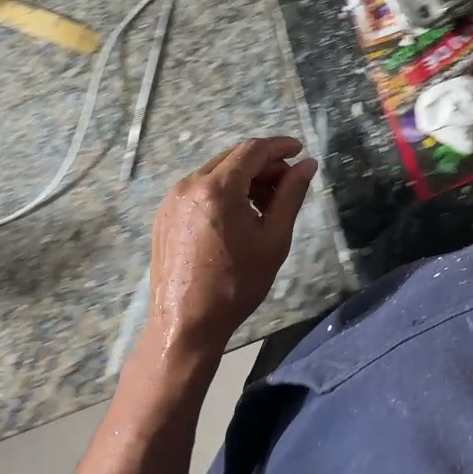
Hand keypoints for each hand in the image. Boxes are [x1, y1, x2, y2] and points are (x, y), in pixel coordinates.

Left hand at [148, 137, 317, 350]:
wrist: (185, 327)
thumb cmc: (235, 284)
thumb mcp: (274, 238)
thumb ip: (291, 194)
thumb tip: (307, 164)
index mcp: (217, 188)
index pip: (253, 150)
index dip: (279, 147)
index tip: (300, 151)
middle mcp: (190, 185)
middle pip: (233, 157)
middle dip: (264, 164)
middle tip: (287, 183)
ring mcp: (173, 201)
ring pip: (216, 172)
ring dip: (244, 178)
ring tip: (265, 204)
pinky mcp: (165, 216)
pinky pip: (200, 190)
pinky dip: (223, 191)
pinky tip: (238, 216)